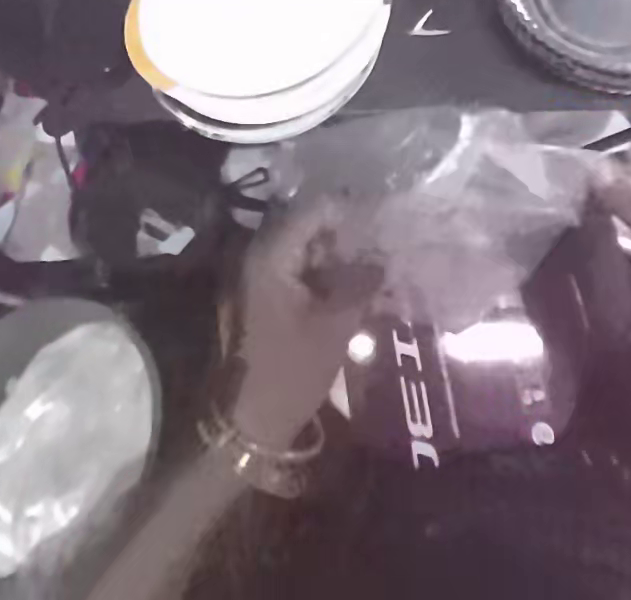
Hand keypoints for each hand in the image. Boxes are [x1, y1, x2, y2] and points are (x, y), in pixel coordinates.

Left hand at [230, 200, 378, 445]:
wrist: (248, 422)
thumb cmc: (291, 371)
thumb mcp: (335, 325)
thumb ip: (360, 282)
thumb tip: (382, 259)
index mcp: (272, 255)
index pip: (314, 210)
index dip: (349, 211)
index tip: (381, 221)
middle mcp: (260, 255)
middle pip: (308, 224)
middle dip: (346, 232)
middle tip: (382, 243)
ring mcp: (259, 275)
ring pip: (305, 247)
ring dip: (337, 253)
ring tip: (374, 263)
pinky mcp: (263, 294)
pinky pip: (299, 269)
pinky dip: (325, 272)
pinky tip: (353, 284)